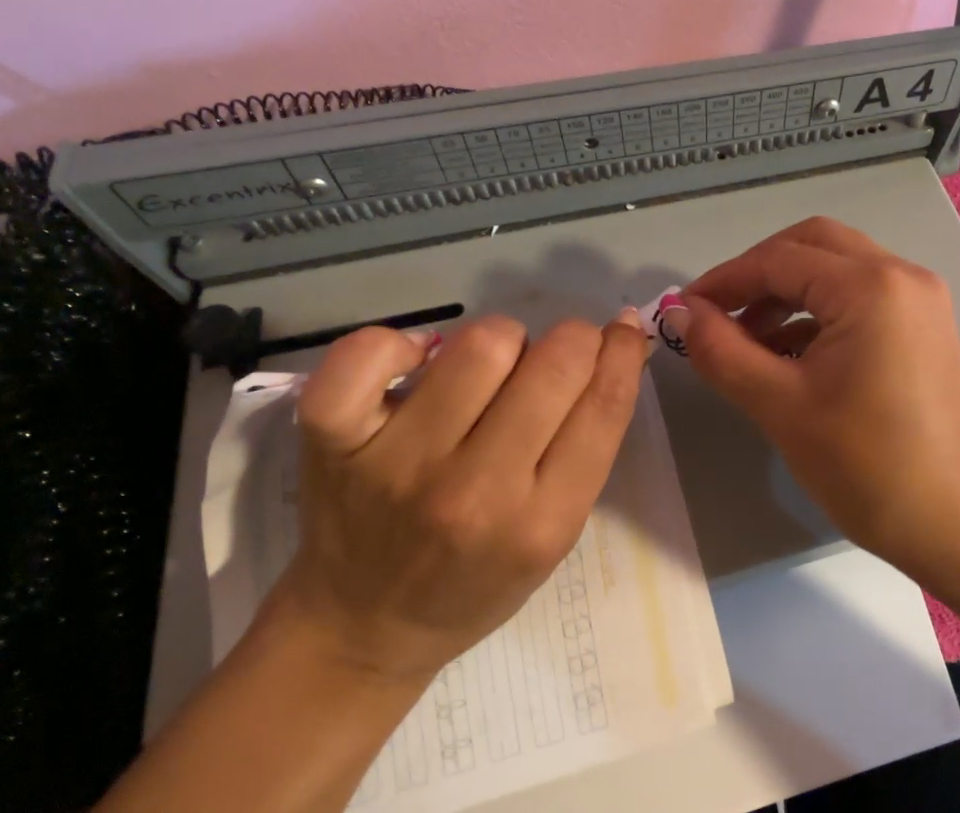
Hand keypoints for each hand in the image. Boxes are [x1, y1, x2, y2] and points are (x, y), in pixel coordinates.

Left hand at [279, 311, 649, 683]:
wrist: (363, 628)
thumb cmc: (477, 583)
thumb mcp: (556, 535)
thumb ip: (588, 446)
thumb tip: (619, 345)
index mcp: (542, 522)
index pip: (604, 405)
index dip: (623, 351)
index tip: (623, 331)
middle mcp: (476, 491)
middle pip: (555, 363)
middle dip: (574, 340)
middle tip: (561, 354)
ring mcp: (400, 463)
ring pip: (481, 345)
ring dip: (503, 340)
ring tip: (494, 367)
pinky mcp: (335, 443)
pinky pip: (366, 357)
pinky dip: (394, 343)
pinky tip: (414, 360)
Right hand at [678, 218, 959, 597]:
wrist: (955, 524)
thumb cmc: (866, 466)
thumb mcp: (781, 406)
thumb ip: (722, 350)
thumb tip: (678, 311)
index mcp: (870, 286)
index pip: (779, 259)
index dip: (724, 280)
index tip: (683, 310)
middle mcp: (903, 275)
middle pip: (813, 246)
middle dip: (759, 274)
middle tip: (718, 314)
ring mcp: (922, 300)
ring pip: (839, 269)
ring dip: (789, 292)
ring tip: (748, 341)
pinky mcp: (927, 327)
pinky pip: (863, 297)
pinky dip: (821, 311)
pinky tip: (790, 353)